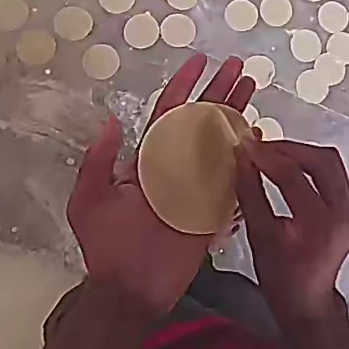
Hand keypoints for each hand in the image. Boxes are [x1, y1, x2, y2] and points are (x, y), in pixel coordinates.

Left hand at [68, 54, 254, 321]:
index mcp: (148, 159)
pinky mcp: (213, 205)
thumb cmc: (107, 246)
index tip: (200, 61)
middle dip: (220, 90)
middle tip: (238, 67)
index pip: (169, 112)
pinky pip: (232, 174)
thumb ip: (99, 161)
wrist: (130, 287)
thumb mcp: (89, 200)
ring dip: (236, 113)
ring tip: (252, 88)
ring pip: (220, 140)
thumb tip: (112, 121)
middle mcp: (176, 164)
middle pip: (202, 118)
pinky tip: (258, 135)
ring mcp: (197, 183)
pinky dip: (245, 153)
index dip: (184, 84)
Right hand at [233, 139, 348, 322]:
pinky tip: (289, 168)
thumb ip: (250, 193)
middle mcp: (344, 212)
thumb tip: (242, 157)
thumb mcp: (259, 236)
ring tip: (272, 155)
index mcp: (320, 224)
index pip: (294, 176)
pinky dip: (311, 165)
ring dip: (302, 154)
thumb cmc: (280, 276)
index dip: (267, 157)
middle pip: (323, 160)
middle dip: (290, 148)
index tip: (246, 147)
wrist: (308, 301)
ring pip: (331, 163)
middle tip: (262, 148)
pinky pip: (333, 175)